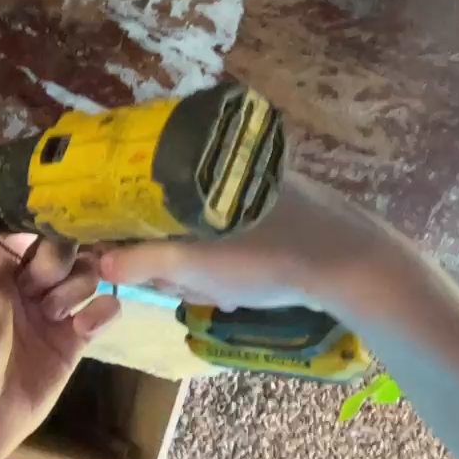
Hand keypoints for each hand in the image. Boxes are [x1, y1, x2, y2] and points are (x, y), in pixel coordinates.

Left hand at [0, 181, 120, 458]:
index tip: (65, 210)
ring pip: (87, 279)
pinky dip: (100, 314)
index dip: (45, 222)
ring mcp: (51, 315)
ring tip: (56, 316)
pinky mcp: (72, 344)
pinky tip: (83, 328)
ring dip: (78, 289)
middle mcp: (25, 287)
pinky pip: (101, 314)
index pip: (30, 229)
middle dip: (60, 264)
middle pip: (64, 251)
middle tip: (41, 291)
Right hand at [96, 172, 423, 319]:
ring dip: (198, 264)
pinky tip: (239, 285)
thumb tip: (101, 264)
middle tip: (184, 284)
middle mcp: (232, 171)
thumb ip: (142, 261)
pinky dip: (226, 261)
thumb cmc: (269, 257)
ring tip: (216, 289)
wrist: (357, 268)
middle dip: (169, 255)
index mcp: (207, 169)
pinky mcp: (286, 211)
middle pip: (172, 215)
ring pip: (203, 229)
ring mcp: (262, 191)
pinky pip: (233, 235)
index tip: (126, 256)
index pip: (147, 189)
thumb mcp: (195, 264)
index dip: (129, 225)